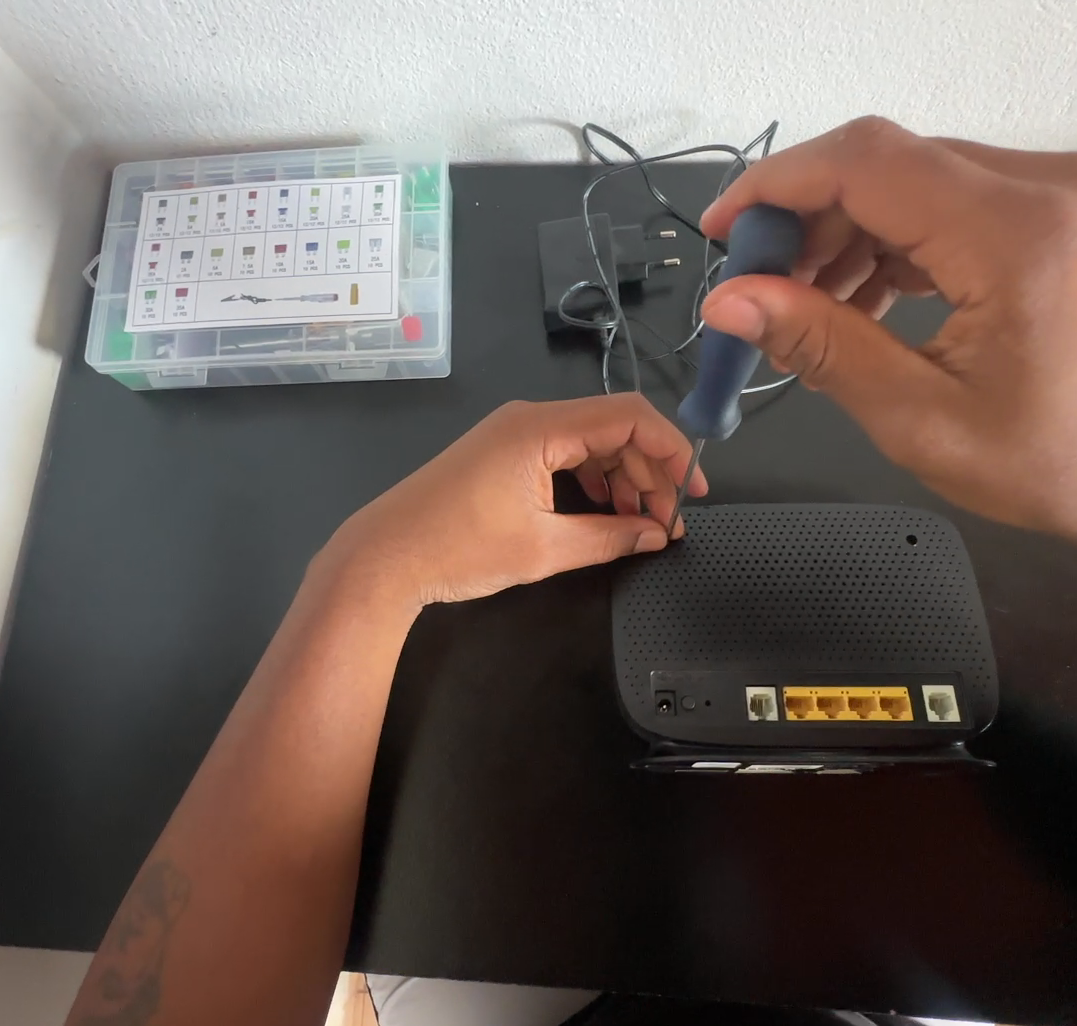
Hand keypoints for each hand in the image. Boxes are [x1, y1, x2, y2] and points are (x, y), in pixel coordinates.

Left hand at [320, 394, 706, 606]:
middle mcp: (529, 420)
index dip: (671, 450)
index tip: (692, 491)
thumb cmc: (458, 549)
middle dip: (649, 473)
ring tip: (639, 524)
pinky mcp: (502, 454)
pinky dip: (591, 481)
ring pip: (589, 443)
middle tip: (667, 522)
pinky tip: (604, 513)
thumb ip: (609, 538)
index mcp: (540, 429)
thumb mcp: (543, 550)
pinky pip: (563, 455)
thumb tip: (655, 535)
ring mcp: (513, 434)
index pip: (629, 417)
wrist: (384, 558)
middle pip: (612, 429)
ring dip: (622, 480)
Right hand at [700, 117, 1076, 563]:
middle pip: (886, 166)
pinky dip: (888, 247)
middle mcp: (1048, 186)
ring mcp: (1061, 195)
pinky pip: (949, 208)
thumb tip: (727, 302)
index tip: (720, 234)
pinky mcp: (1059, 217)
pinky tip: (860, 305)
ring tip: (805, 312)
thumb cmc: (1056, 464)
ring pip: (913, 184)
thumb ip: (821, 345)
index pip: (866, 163)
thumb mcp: (919, 417)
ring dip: (843, 238)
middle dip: (804, 222)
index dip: (774, 188)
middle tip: (756, 294)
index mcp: (1018, 233)